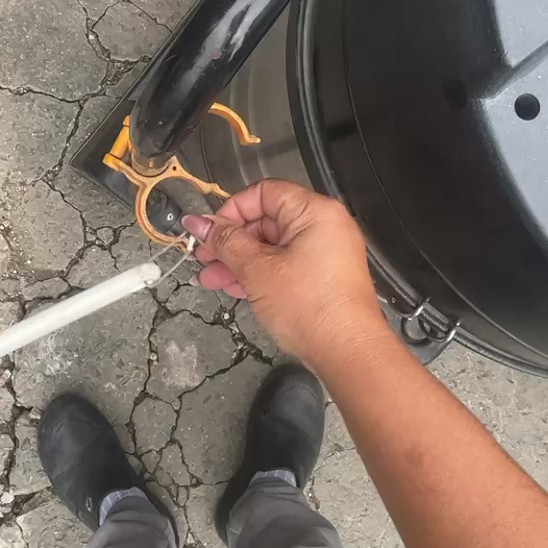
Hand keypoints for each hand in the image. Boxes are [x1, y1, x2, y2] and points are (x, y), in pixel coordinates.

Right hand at [182, 179, 388, 369]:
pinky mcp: (322, 275)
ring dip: (239, 260)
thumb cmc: (316, 310)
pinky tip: (236, 286)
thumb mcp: (257, 270)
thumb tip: (200, 223)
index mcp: (314, 212)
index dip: (231, 210)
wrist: (347, 354)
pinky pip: (283, 263)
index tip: (211, 231)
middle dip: (230, 241)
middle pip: (265, 219)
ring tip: (214, 277)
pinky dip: (259, 272)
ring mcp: (324, 251)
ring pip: (271, 245)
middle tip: (206, 256)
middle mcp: (323, 226)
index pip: (262, 193)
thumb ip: (224, 242)